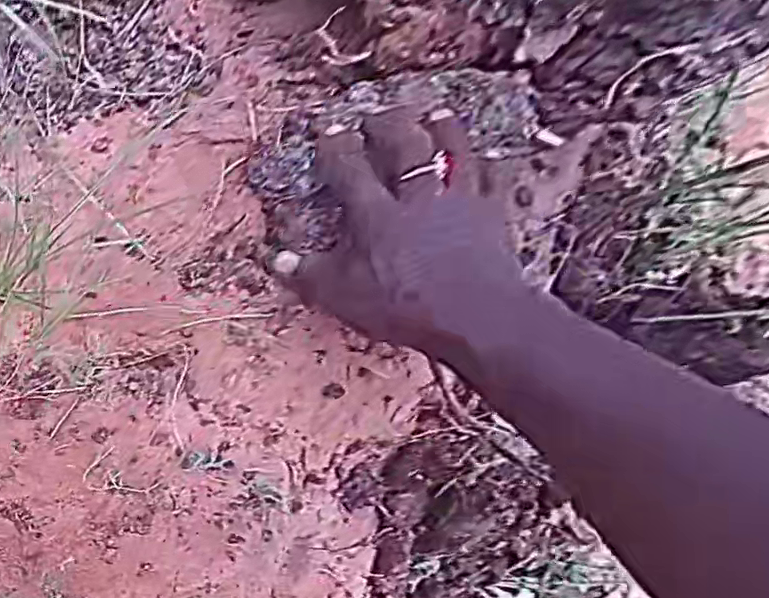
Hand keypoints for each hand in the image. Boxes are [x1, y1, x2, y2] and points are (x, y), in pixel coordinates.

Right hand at [274, 109, 537, 355]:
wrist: (471, 313)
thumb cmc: (397, 306)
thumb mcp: (338, 296)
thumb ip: (307, 273)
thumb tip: (276, 258)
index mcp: (376, 218)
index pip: (351, 172)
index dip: (338, 149)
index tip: (329, 131)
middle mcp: (418, 198)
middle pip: (405, 146)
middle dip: (388, 125)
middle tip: (376, 114)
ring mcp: (460, 199)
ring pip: (452, 148)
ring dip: (441, 126)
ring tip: (432, 112)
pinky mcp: (491, 209)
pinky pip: (490, 171)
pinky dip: (483, 157)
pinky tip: (478, 153)